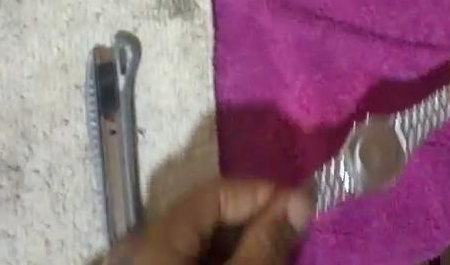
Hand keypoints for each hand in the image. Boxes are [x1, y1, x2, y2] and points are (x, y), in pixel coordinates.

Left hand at [109, 179, 311, 264]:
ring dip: (245, 243)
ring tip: (279, 251)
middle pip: (212, 215)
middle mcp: (145, 246)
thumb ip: (267, 241)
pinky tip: (252, 264)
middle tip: (296, 232)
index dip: (264, 193)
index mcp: (158, 236)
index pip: (219, 191)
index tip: (304, 206)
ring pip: (206, 243)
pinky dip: (228, 261)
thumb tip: (302, 197)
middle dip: (257, 219)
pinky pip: (195, 261)